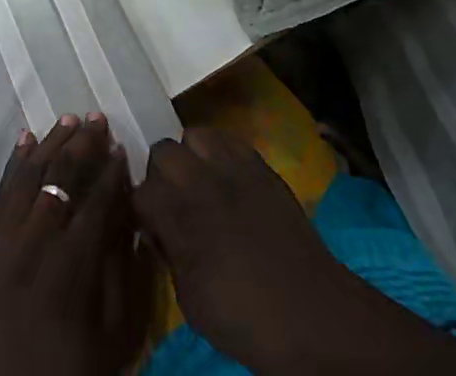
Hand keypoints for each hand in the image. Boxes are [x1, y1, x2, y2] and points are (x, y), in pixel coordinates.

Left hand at [0, 114, 151, 375]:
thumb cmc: (76, 370)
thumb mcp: (118, 332)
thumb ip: (126, 271)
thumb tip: (133, 215)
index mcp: (71, 271)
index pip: (94, 205)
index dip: (110, 174)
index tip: (122, 146)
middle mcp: (33, 248)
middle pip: (59, 182)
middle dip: (81, 146)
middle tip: (97, 117)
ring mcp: (2, 245)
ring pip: (27, 179)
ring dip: (49, 145)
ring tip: (68, 118)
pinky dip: (13, 164)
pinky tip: (25, 140)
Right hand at [135, 130, 455, 375]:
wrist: (317, 319)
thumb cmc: (246, 318)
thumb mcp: (188, 299)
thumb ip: (167, 253)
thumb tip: (159, 230)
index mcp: (177, 216)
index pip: (138, 191)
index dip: (141, 210)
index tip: (150, 226)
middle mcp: (200, 183)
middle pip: (162, 153)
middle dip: (162, 175)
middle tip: (175, 202)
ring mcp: (233, 170)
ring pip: (195, 137)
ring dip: (192, 157)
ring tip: (200, 182)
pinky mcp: (262, 169)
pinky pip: (229, 142)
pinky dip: (221, 154)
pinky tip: (227, 179)